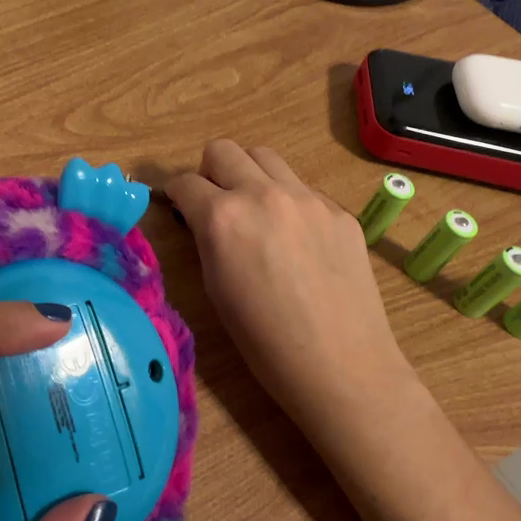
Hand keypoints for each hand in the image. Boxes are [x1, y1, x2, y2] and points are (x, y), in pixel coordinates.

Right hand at [163, 140, 414, 421]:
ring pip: (264, 156)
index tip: (180, 208)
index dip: (177, 195)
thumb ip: (206, 239)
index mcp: (222, 217)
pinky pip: (302, 188)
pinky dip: (288, 202)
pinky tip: (298, 242)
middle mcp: (262, 194)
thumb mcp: (216, 287)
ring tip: (256, 211)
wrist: (343, 370)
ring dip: (250, 175)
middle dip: (210, 172)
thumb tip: (201, 218)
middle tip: (216, 203)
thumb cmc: (265, 343)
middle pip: (222, 149)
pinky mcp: (339, 212)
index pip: (184, 181)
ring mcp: (306, 199)